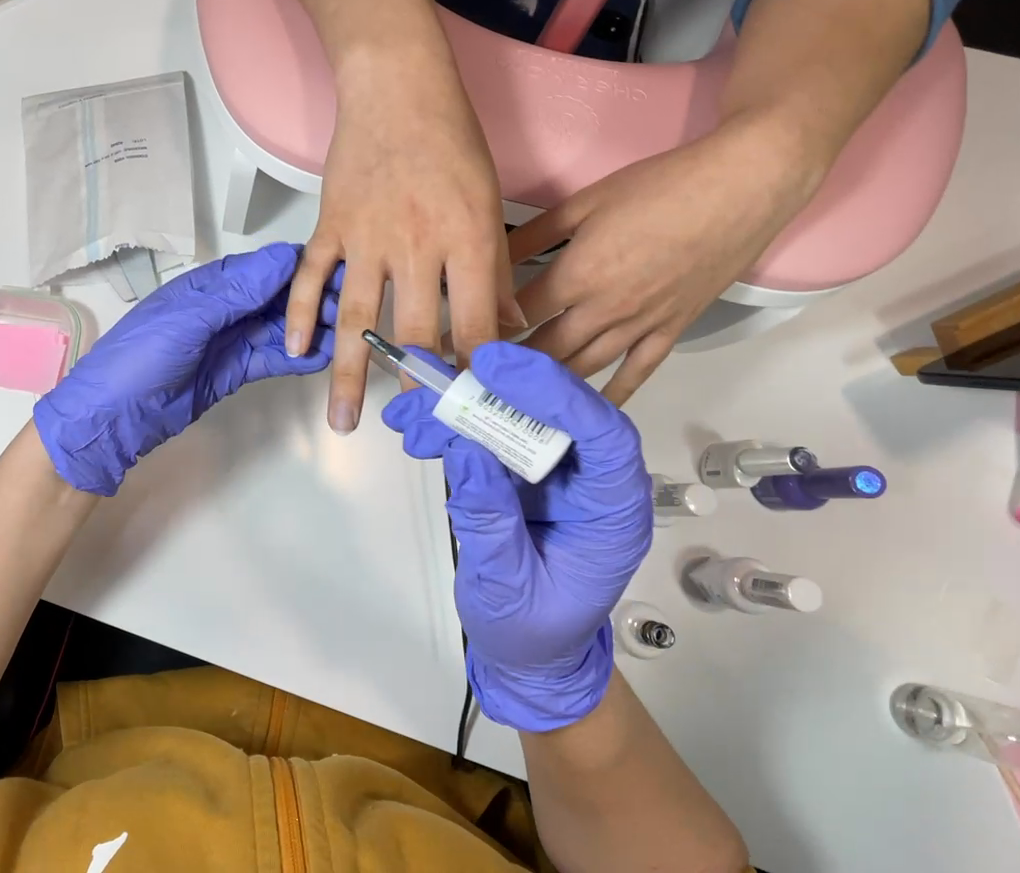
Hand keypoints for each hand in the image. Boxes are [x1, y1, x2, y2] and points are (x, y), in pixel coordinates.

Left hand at [34, 242, 339, 495]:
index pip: (261, 270)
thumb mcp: (187, 321)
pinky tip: (322, 358)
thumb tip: (284, 258)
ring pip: (277, 330)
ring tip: (349, 335)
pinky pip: (268, 359)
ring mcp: (226, 342)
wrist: (113, 419)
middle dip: (312, 302)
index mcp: (206, 287)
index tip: (341, 271)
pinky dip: (294, 358)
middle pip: (275, 300)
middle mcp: (220, 309)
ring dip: (309, 332)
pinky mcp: (230, 373)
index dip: (300, 271)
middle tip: (354, 310)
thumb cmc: (140, 359)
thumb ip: (235, 292)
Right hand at [285, 76, 517, 435]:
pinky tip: (297, 352)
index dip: (476, 368)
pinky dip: (299, 314)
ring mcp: (365, 239)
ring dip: (349, 373)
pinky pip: (311, 277)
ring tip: (343, 421)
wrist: (395, 89)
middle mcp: (415, 247)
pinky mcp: (330, 227)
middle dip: (416, 383)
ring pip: (356, 317)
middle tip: (415, 424)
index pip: (474, 320)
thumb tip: (506, 326)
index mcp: (465, 238)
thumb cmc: (452, 140)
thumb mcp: (489, 200)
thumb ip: (493, 265)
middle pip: (415, 329)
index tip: (475, 404)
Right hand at [382, 341, 650, 731]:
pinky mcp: (516, 474)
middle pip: (553, 413)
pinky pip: (487, 437)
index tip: (497, 366)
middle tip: (439, 377)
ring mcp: (550, 474)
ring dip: (458, 407)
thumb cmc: (531, 631)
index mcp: (612, 510)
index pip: (603, 434)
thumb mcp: (508, 586)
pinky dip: (448, 426)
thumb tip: (466, 450)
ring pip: (513, 418)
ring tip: (408, 414)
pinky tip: (415, 427)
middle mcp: (587, 480)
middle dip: (494, 391)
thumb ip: (489, 522)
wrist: (527, 653)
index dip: (555, 391)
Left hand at [507, 117, 828, 403]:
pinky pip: (637, 371)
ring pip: (584, 366)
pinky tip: (589, 412)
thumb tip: (488, 255)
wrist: (743, 186)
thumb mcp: (583, 203)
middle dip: (509, 369)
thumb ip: (532, 235)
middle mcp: (604, 310)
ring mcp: (641, 324)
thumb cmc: (659, 187)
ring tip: (516, 404)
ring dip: (549, 387)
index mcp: (576, 276)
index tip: (462, 346)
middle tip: (479, 385)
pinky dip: (612, 394)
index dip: (487, 331)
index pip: (517, 316)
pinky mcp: (673, 329)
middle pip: (544, 350)